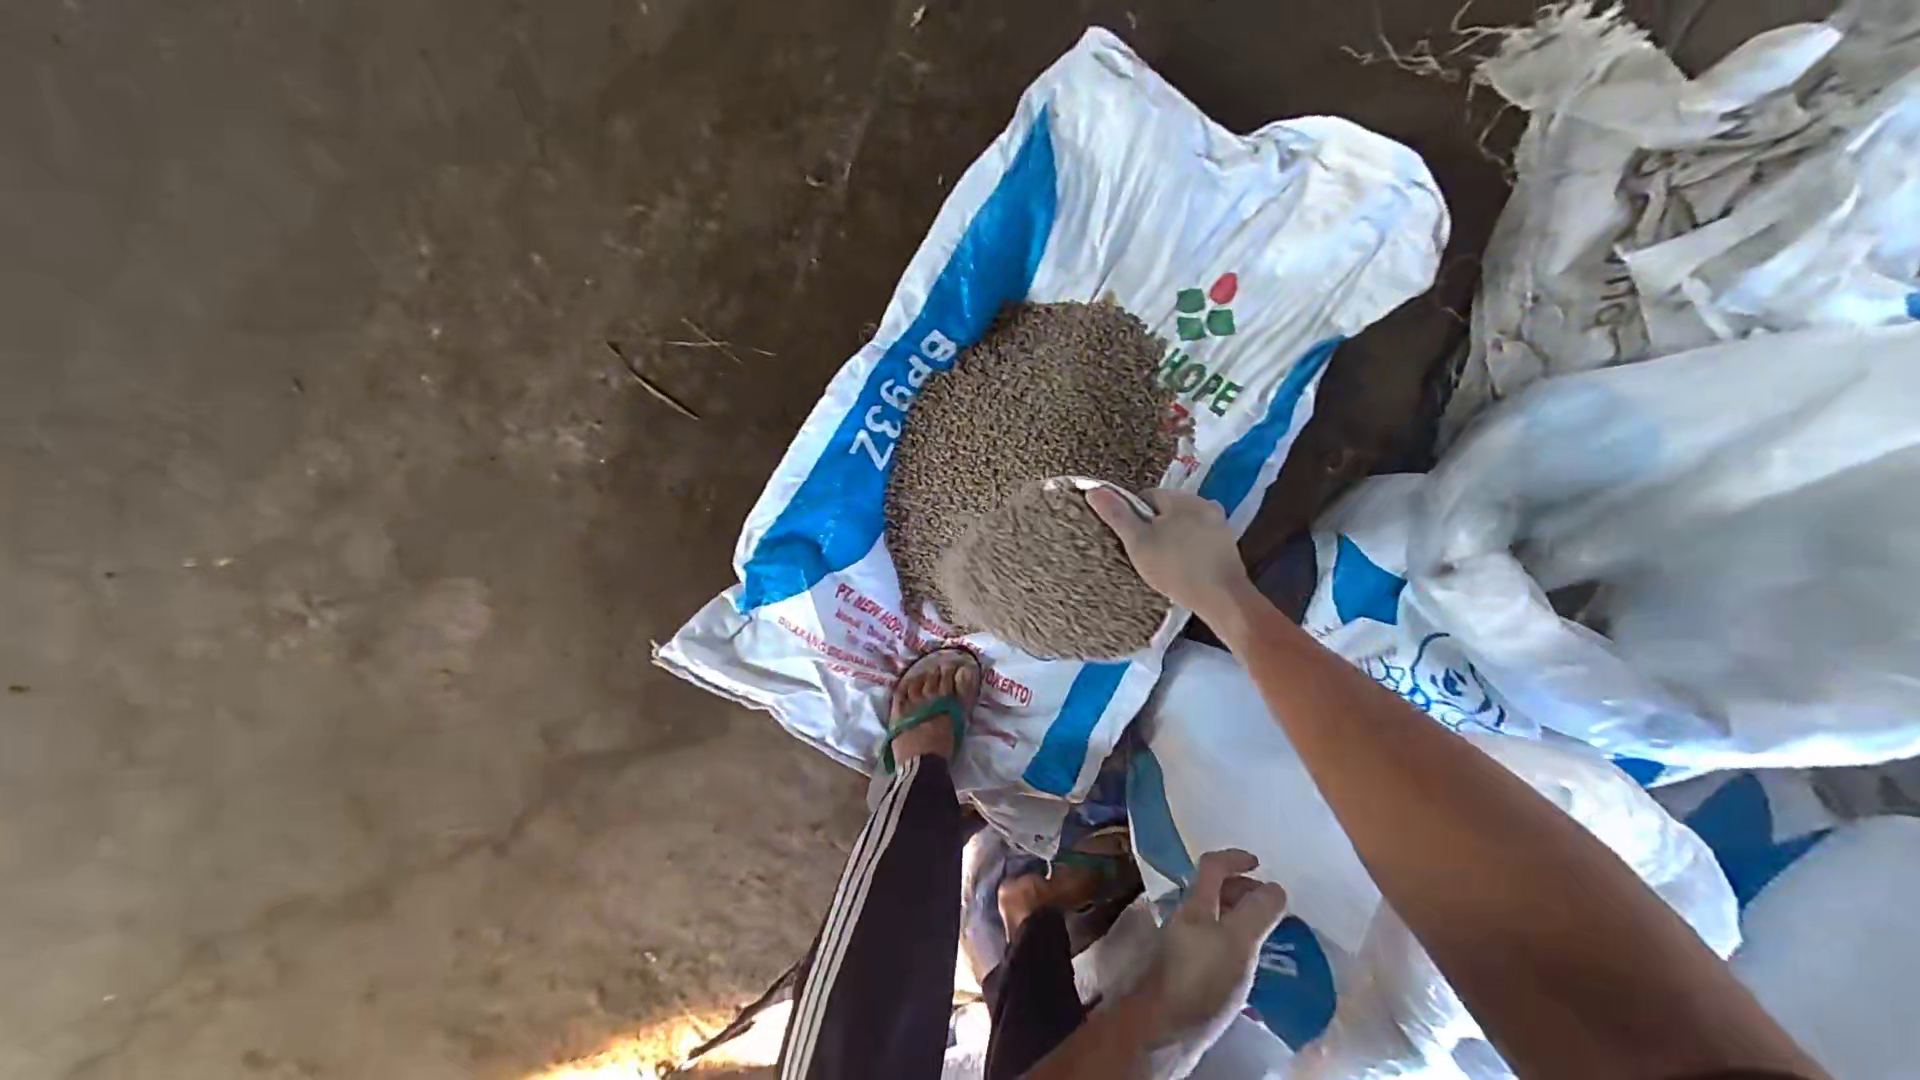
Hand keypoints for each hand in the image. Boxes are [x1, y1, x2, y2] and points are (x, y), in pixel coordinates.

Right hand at [1086, 488, 1253, 623]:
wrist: (1222, 598)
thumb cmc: (1175, 568)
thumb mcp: (1137, 542)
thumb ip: (1116, 514)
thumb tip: (1093, 489)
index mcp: (1182, 498)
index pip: (1145, 497)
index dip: (1132, 518)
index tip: (1132, 541)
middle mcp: (1204, 503)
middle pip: (1165, 510)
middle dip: (1153, 528)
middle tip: (1146, 554)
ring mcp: (1219, 523)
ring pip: (1182, 525)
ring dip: (1170, 539)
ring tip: (1163, 564)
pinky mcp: (1227, 544)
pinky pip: (1198, 539)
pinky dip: (1187, 549)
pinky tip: (1182, 568)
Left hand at [1142, 849, 1288, 1044]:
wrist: (1162, 1027)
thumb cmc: (1201, 979)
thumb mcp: (1237, 942)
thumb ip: (1256, 913)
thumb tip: (1275, 886)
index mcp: (1194, 904)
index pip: (1212, 865)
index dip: (1234, 858)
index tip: (1258, 863)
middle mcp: (1184, 917)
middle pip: (1212, 890)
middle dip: (1240, 889)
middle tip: (1269, 903)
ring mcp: (1181, 943)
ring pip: (1213, 917)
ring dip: (1238, 917)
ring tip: (1264, 933)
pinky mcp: (1184, 970)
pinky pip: (1212, 943)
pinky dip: (1232, 941)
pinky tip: (1247, 964)